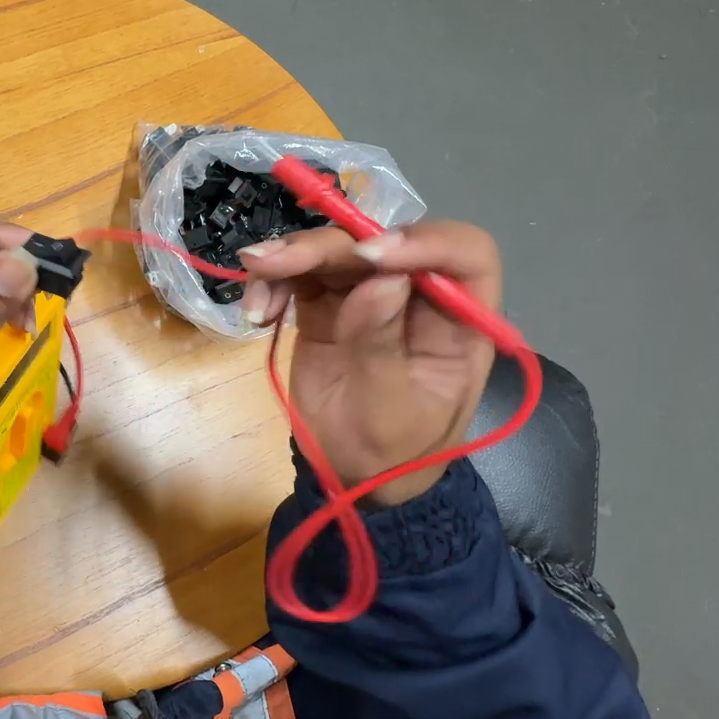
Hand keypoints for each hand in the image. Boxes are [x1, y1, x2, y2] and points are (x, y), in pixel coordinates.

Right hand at [237, 221, 502, 506]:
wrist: (350, 476)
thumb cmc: (388, 453)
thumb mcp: (389, 411)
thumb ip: (382, 346)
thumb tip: (381, 280)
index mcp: (459, 321)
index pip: (462, 255)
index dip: (422, 242)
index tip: (369, 257)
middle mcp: (417, 296)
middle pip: (380, 242)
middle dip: (328, 246)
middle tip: (275, 262)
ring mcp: (367, 296)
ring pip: (334, 250)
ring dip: (290, 256)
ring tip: (256, 275)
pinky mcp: (325, 304)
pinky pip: (298, 274)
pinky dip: (272, 281)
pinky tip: (256, 312)